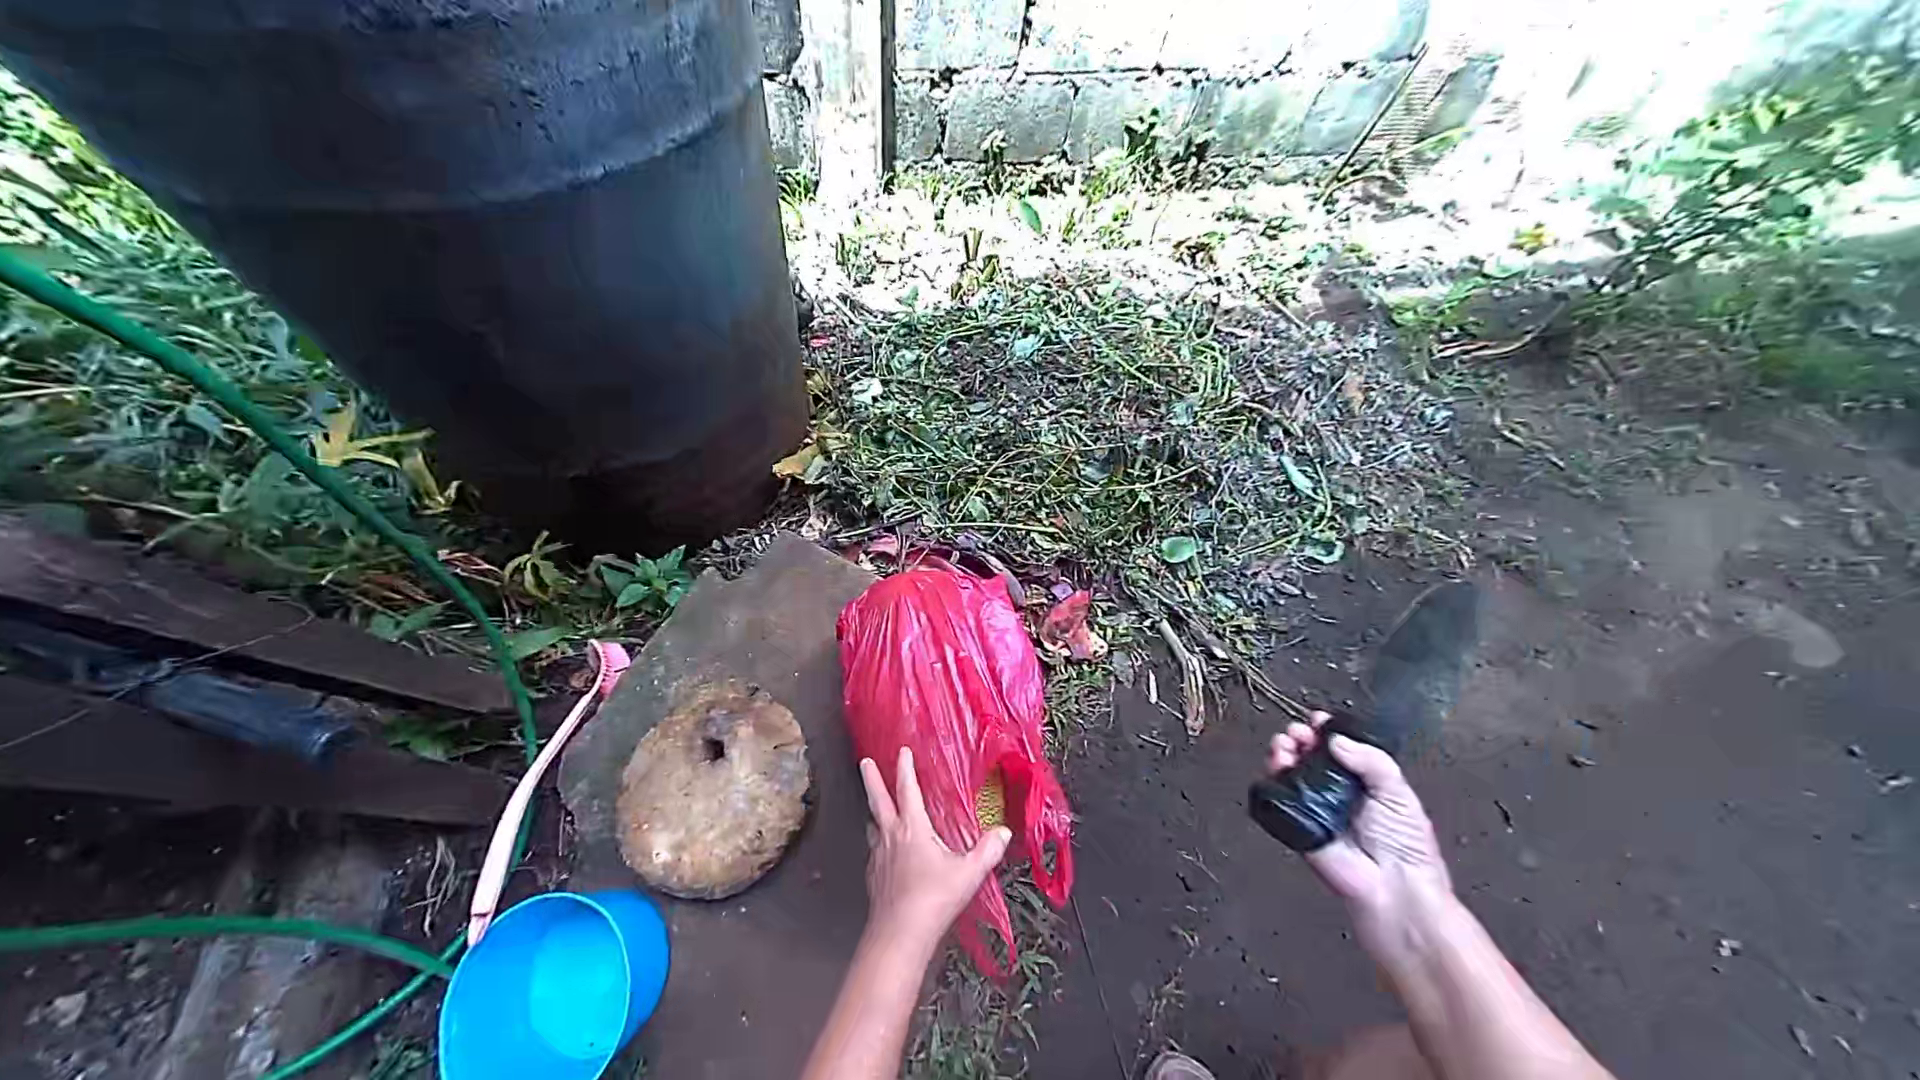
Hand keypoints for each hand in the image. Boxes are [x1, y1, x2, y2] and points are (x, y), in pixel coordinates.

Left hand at [860, 747, 1010, 949]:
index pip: (907, 789)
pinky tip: (885, 852)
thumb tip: (1002, 833)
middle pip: (877, 800)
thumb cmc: (932, 901)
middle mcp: (891, 837)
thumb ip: (987, 851)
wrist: (899, 936)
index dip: (905, 767)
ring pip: (873, 826)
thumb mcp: (968, 874)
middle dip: (872, 779)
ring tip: (877, 809)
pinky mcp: (874, 877)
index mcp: (912, 828)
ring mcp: (879, 857)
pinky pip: (874, 852)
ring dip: (874, 813)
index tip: (903, 751)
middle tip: (865, 763)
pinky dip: (878, 844)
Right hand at [1268, 713, 1452, 963]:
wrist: (1393, 887)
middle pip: (1307, 753)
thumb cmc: (1406, 846)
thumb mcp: (1399, 792)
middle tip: (1298, 734)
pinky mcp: (1295, 820)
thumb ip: (1371, 759)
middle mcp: (1334, 789)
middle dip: (1298, 737)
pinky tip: (1278, 766)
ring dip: (1282, 751)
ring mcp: (1313, 804)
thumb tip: (1336, 739)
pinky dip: (1272, 777)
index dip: (1325, 730)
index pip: (1337, 746)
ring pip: (1288, 769)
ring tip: (1284, 746)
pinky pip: (1277, 795)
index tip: (1318, 721)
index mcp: (1362, 779)